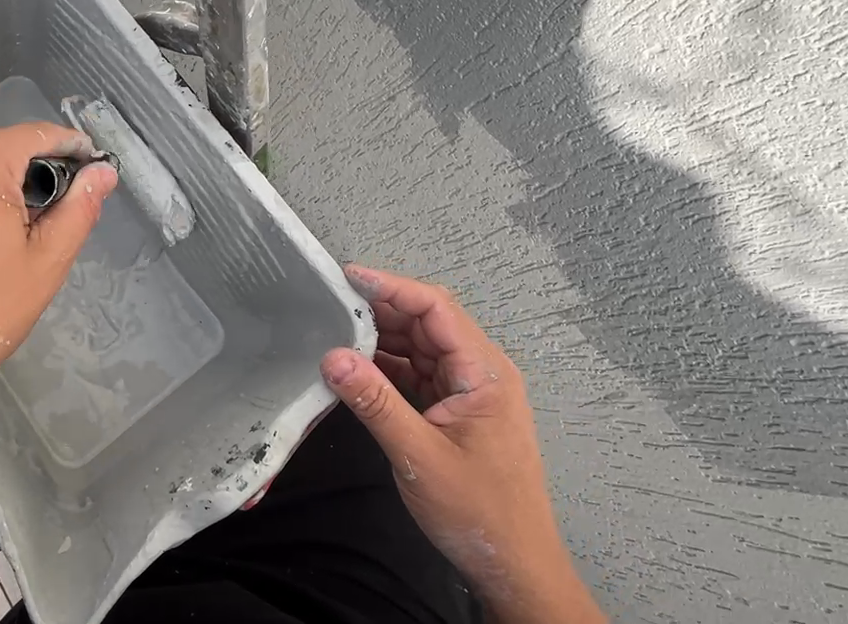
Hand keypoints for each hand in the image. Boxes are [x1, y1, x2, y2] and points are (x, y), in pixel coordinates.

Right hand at [321, 266, 604, 623]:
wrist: (517, 570)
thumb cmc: (480, 513)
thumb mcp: (420, 456)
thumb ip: (375, 402)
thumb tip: (332, 356)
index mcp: (484, 373)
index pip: (436, 308)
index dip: (391, 286)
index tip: (347, 278)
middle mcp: (479, 372)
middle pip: (426, 321)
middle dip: (380, 309)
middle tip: (330, 304)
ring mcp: (468, 391)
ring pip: (419, 344)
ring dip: (380, 337)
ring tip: (334, 331)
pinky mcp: (454, 409)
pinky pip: (416, 371)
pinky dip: (385, 365)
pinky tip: (355, 367)